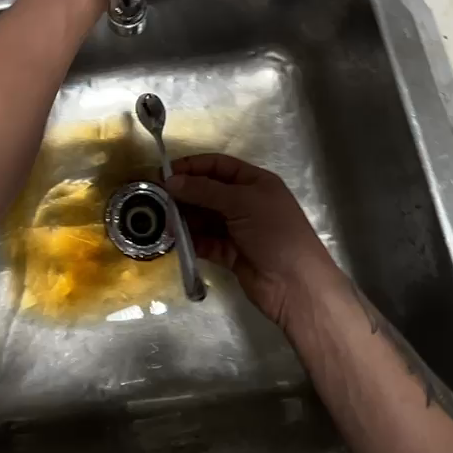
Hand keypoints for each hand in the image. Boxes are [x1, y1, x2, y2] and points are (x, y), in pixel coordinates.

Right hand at [164, 154, 342, 329]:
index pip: (218, 166)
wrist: (297, 286)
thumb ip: (205, 190)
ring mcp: (238, 229)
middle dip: (184, 193)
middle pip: (208, 191)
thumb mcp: (241, 202)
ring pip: (204, 217)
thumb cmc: (275, 233)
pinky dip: (190, 239)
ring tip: (161, 218)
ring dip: (184, 217)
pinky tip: (174, 239)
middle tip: (155, 196)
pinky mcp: (230, 254)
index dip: (192, 167)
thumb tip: (172, 180)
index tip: (165, 173)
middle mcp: (246, 202)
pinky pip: (205, 241)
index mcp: (255, 182)